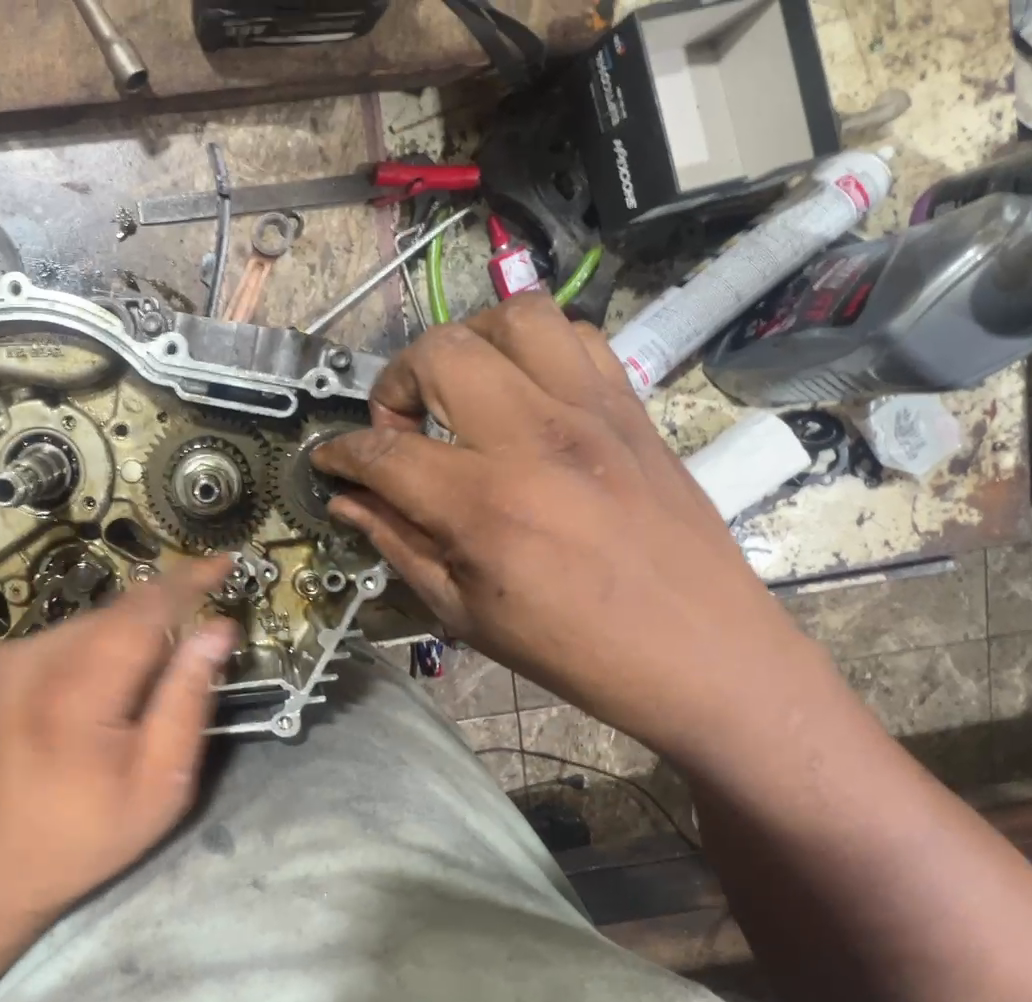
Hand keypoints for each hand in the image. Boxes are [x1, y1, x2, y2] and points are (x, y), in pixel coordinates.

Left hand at [0, 559, 237, 941]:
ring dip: (134, 636)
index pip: (143, 611)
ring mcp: (10, 658)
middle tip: (196, 650)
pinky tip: (108, 694)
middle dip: (165, 618)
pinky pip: (70, 636)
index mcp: (74, 692)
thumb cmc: (84, 837)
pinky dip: (103, 648)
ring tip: (147, 691)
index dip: (188, 581)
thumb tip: (217, 629)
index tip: (225, 562)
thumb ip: (188, 700)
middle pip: (119, 613)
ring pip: (96, 621)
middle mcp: (33, 658)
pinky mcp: (0, 664)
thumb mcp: (158, 786)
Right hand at [311, 293, 826, 759]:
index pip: (384, 451)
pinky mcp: (631, 407)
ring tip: (458, 390)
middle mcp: (536, 438)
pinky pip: (575, 336)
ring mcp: (592, 412)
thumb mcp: (462, 610)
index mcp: (485, 504)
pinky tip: (520, 391)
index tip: (329, 461)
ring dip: (466, 343)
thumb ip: (396, 541)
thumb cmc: (571, 647)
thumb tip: (346, 500)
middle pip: (440, 354)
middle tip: (398, 428)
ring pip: (513, 318)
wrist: (702, 653)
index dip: (341, 452)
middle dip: (395, 382)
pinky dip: (532, 348)